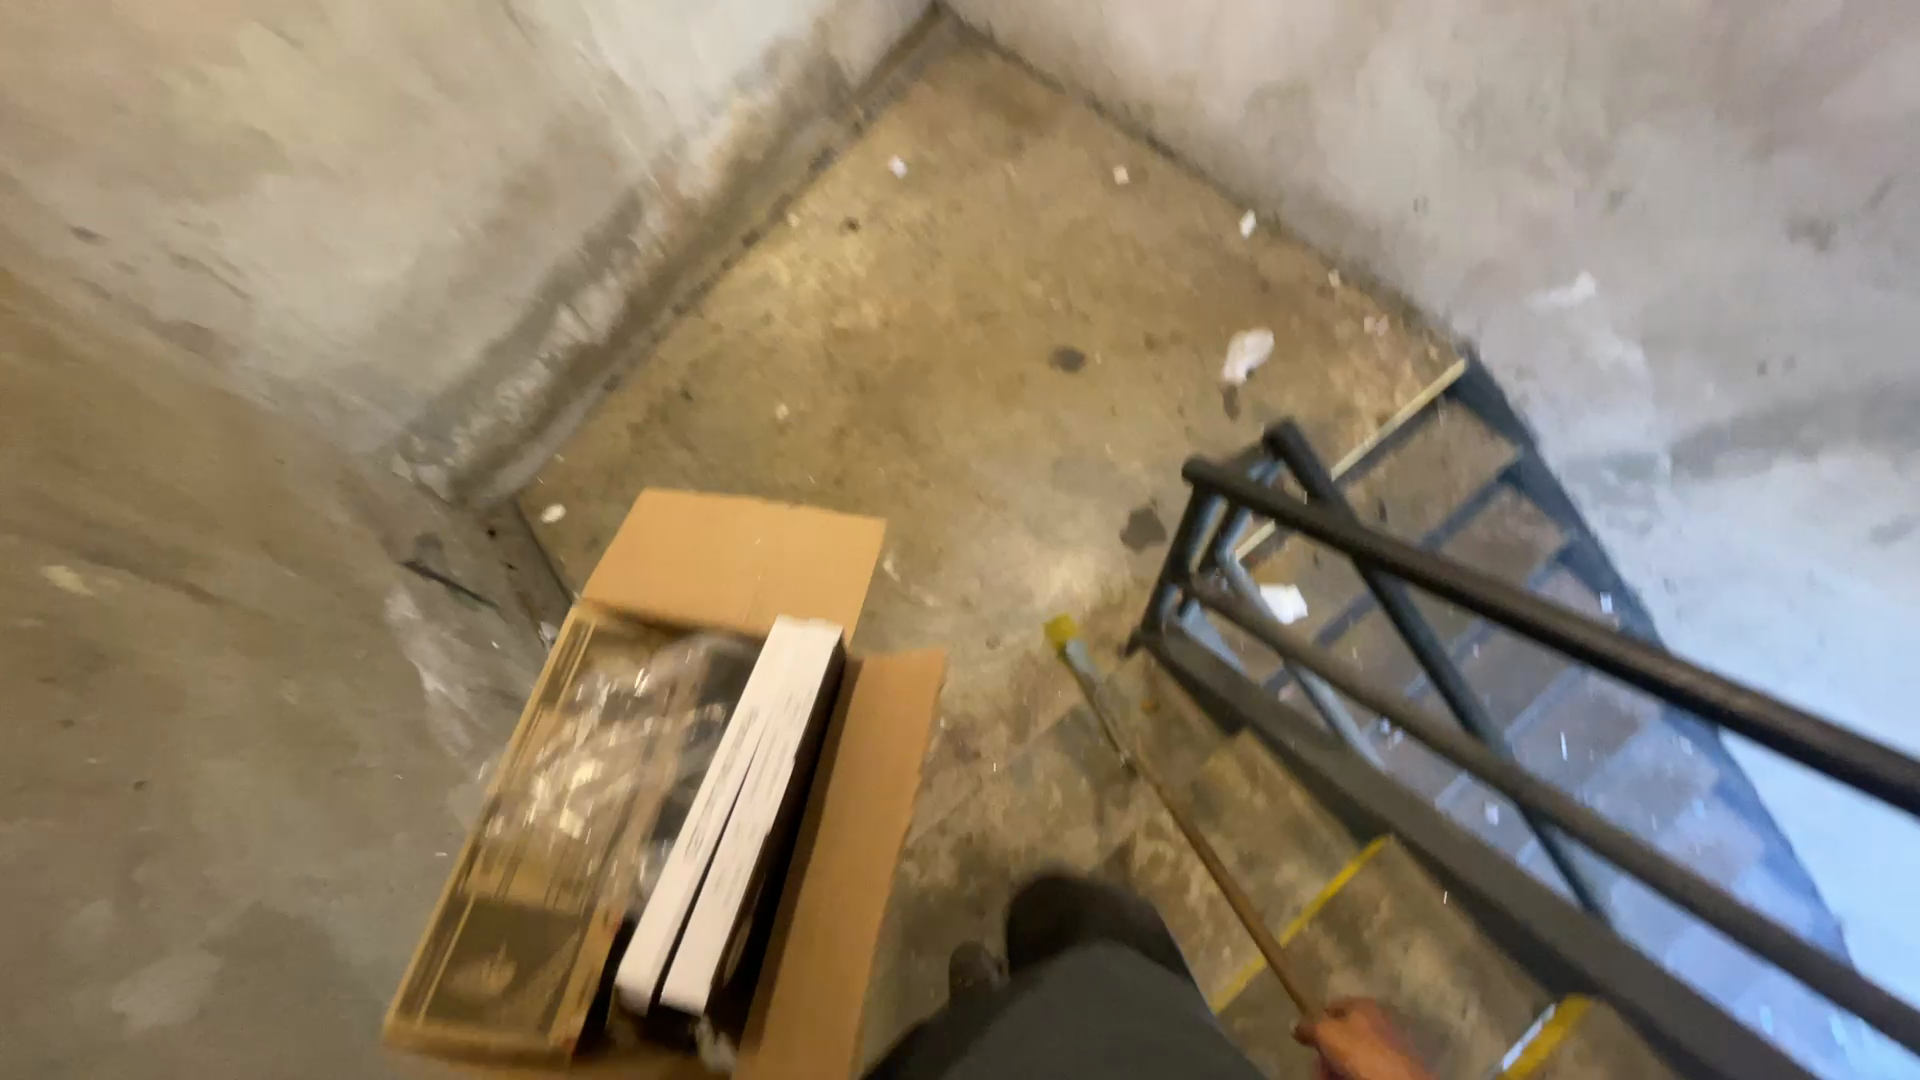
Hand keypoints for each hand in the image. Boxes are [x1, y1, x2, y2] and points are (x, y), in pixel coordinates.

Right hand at [1293, 998, 1432, 1079]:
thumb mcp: (1326, 1034)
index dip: (1316, 1024)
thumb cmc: (1362, 1053)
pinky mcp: (1398, 1071)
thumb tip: (1293, 1025)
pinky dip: (1355, 1074)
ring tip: (1331, 1079)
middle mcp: (1379, 1020)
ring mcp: (1391, 1047)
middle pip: (1341, 1035)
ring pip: (1354, 1056)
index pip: (1331, 1007)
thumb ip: (1307, 1026)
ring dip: (1338, 1067)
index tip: (1309, 1043)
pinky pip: (1368, 1069)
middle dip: (1326, 1052)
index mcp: (1363, 1004)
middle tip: (1320, 1068)